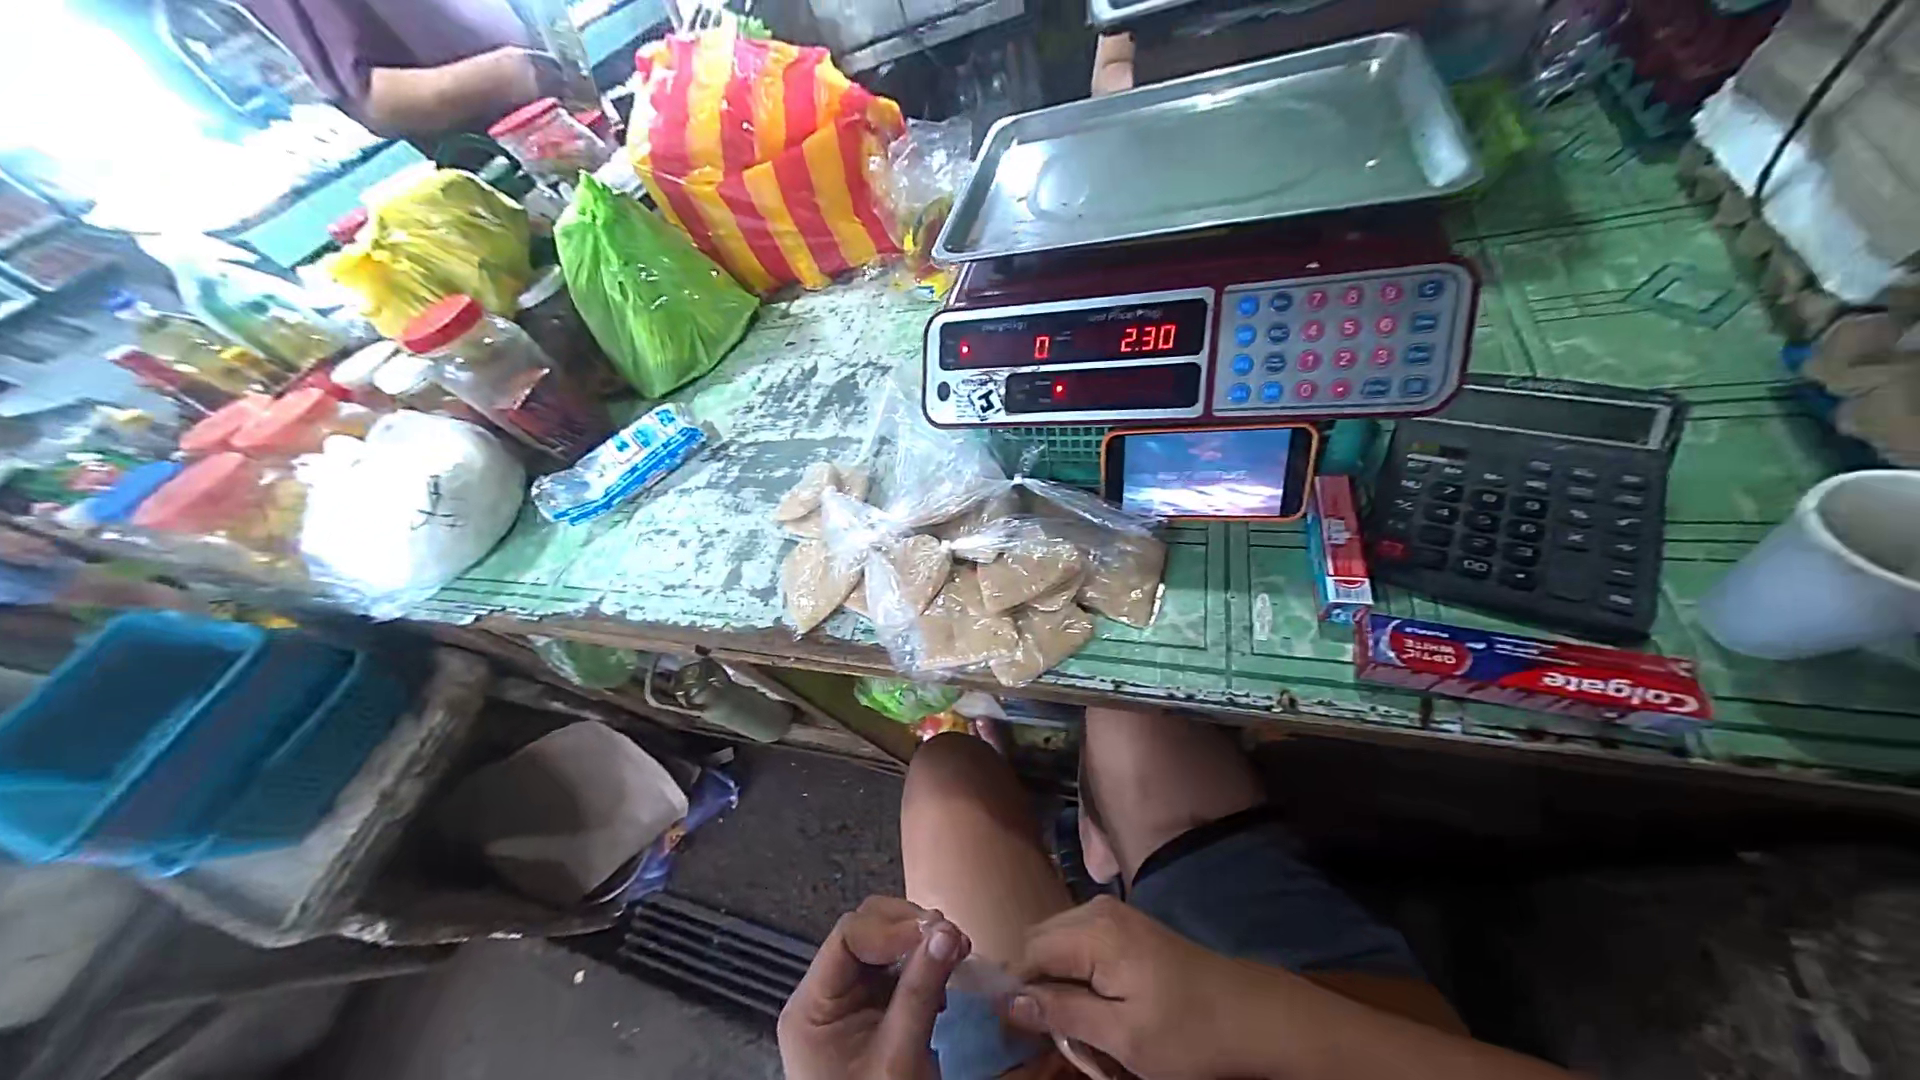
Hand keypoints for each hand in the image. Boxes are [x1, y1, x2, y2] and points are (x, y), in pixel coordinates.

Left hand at [780, 896, 972, 1079]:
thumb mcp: (898, 1060)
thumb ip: (919, 992)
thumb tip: (947, 931)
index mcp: (812, 1006)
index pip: (848, 937)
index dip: (893, 928)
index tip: (938, 932)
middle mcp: (826, 995)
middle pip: (864, 931)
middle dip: (909, 928)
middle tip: (952, 938)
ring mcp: (849, 1001)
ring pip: (883, 944)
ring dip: (921, 941)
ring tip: (956, 951)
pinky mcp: (873, 1010)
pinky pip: (897, 967)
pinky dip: (924, 961)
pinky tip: (946, 973)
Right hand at [1005, 896, 1291, 1079]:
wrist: (1251, 1014)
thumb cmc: (1188, 1032)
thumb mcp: (1123, 1035)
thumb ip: (1062, 1013)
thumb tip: (1008, 1001)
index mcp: (1094, 932)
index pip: (1029, 953)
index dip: (1018, 990)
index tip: (1019, 1031)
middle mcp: (1095, 909)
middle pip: (1039, 940)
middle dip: (1036, 984)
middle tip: (1054, 1032)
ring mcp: (1110, 912)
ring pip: (1057, 940)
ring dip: (1056, 979)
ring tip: (1076, 1022)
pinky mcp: (1122, 923)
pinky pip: (1078, 939)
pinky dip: (1074, 969)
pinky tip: (1093, 1001)